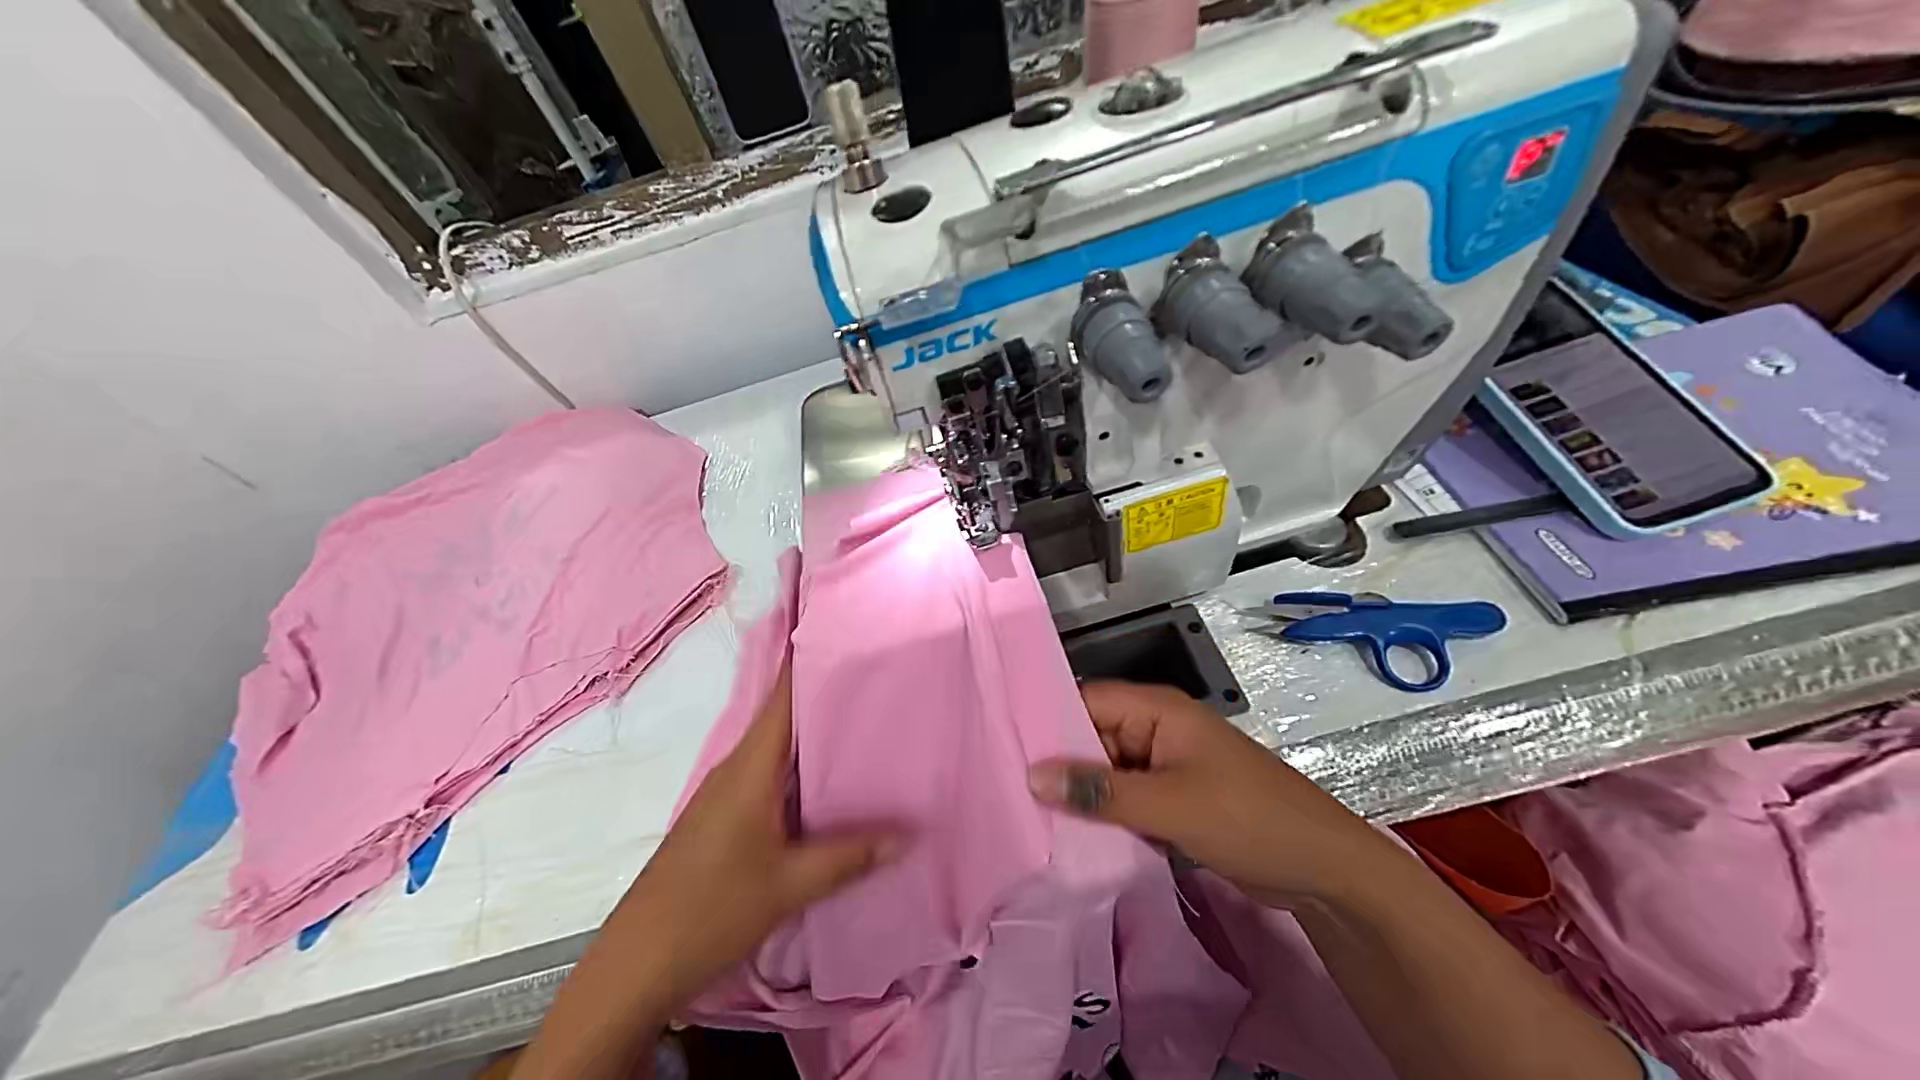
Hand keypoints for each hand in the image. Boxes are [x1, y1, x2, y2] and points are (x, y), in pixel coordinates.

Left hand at [514, 667, 898, 1079]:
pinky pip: (768, 776)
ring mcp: (725, 794)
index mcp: (749, 768)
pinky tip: (829, 784)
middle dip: (825, 695)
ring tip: (864, 723)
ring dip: (813, 735)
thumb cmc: (712, 910)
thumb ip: (849, 856)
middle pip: (783, 718)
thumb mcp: (790, 884)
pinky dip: (800, 768)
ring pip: (777, 749)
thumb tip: (908, 836)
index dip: (808, 660)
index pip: (782, 698)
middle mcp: (735, 769)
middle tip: (875, 679)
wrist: (636, 962)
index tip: (844, 632)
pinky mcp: (722, 818)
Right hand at [1028, 680, 1400, 908]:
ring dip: (1078, 792)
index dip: (1044, 721)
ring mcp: (1163, 765)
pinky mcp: (1171, 797)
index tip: (999, 747)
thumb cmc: (1250, 820)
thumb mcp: (1171, 805)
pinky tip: (1069, 835)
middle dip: (1056, 763)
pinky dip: (1102, 813)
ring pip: (1105, 770)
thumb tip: (1032, 775)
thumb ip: (1100, 791)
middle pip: (1090, 736)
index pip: (1084, 701)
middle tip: (1003, 789)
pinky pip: (1124, 797)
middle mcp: (1154, 729)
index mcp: (1156, 710)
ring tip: (1025, 814)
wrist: (1325, 869)